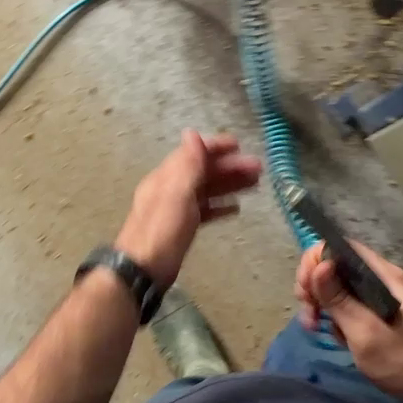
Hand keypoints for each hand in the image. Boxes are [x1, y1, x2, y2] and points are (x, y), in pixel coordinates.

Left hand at [115, 130, 262, 283]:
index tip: (240, 145)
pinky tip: (235, 208)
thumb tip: (192, 133)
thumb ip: (187, 165)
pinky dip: (219, 205)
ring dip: (229, 184)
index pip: (193, 153)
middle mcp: (170, 189)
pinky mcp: (182, 228)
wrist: (143, 270)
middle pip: (203, 171)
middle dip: (230, 167)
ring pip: (206, 190)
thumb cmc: (162, 231)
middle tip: (258, 169)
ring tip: (255, 184)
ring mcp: (176, 209)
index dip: (216, 147)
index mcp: (167, 177)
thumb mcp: (177, 193)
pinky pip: (204, 210)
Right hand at [294, 240, 402, 402]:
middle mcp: (384, 280)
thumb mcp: (366, 333)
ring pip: (341, 288)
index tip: (306, 291)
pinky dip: (338, 318)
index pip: (341, 247)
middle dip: (315, 286)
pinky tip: (338, 338)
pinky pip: (351, 306)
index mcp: (384, 276)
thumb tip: (318, 262)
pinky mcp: (381, 316)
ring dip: (323, 305)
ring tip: (316, 329)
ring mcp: (383, 298)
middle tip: (310, 315)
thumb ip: (340, 298)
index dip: (316, 261)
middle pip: (337, 267)